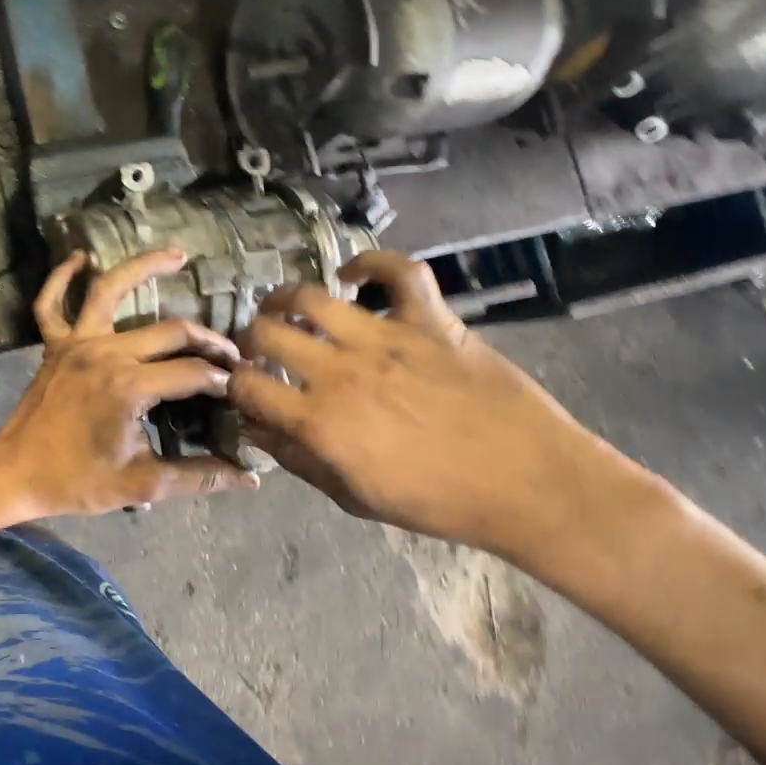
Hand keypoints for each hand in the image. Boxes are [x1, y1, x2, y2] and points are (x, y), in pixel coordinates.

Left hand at [0, 250, 259, 517]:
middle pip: (170, 332)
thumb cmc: (77, 481)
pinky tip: (80, 257)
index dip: (224, 381)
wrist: (15, 474)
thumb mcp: (143, 484)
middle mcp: (105, 353)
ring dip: (144, 268)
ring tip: (177, 255)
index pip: (194, 373)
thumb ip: (199, 477)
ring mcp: (75, 343)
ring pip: (109, 291)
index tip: (243, 389)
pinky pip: (51, 304)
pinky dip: (61, 277)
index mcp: (130, 387)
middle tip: (232, 352)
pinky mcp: (53, 346)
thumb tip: (249, 479)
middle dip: (208, 340)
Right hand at [230, 251, 648, 563]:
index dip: (235, 385)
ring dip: (286, 299)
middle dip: (251, 339)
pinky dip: (372, 262)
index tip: (245, 389)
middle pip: (267, 333)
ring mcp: (386, 340)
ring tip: (286, 307)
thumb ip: (297, 460)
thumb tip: (254, 430)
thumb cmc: (438, 502)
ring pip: (312, 296)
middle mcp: (341, 372)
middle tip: (261, 348)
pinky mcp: (431, 322)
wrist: (530, 486)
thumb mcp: (354, 498)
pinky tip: (354, 273)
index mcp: (319, 421)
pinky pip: (398, 272)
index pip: (247, 386)